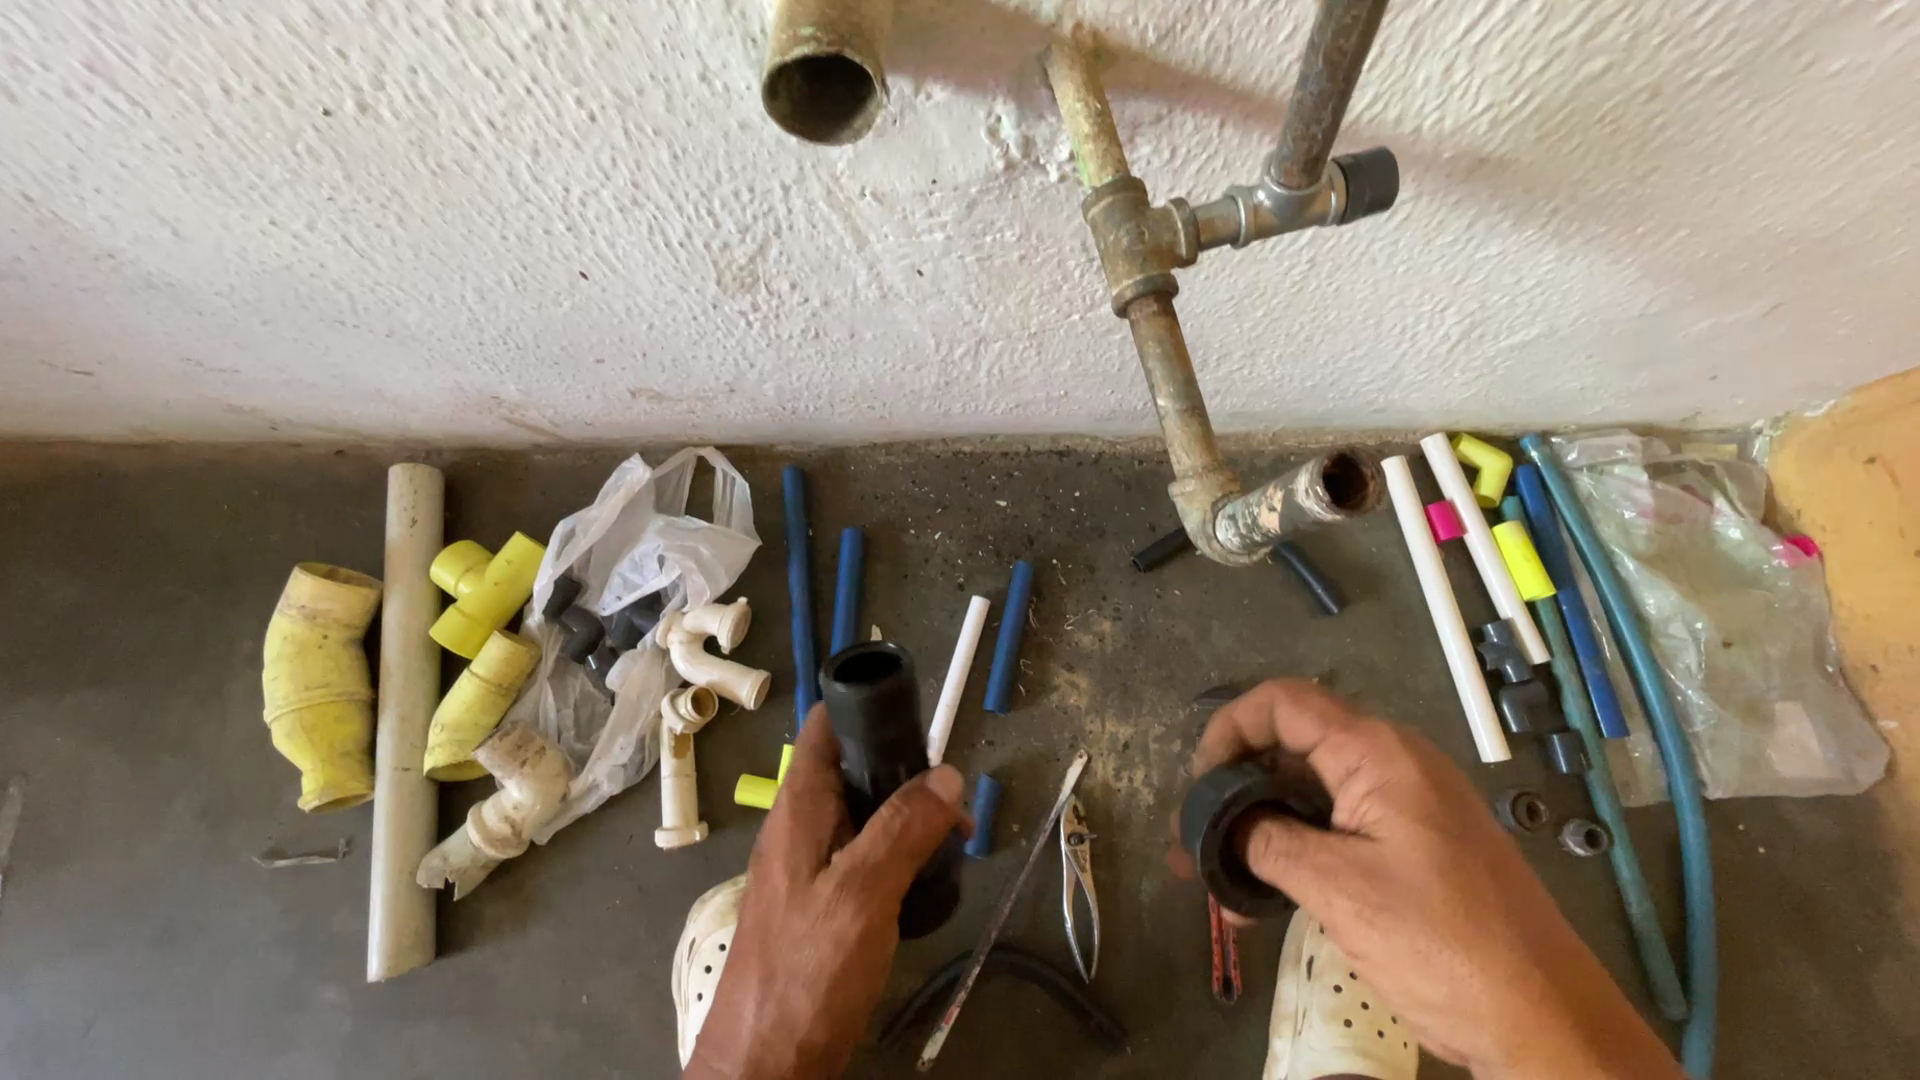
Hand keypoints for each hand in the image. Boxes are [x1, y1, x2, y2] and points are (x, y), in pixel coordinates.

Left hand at [685, 705, 966, 1079]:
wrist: (764, 1065)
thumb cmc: (807, 970)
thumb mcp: (861, 892)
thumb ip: (903, 828)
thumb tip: (946, 773)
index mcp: (799, 807)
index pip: (824, 727)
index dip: (864, 708)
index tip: (917, 717)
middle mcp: (799, 825)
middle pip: (851, 767)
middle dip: (903, 768)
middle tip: (955, 797)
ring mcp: (808, 864)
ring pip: (863, 812)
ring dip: (908, 813)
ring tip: (957, 836)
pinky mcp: (820, 900)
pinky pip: (862, 852)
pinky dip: (898, 849)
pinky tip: (930, 872)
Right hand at [1179, 680, 1683, 1079]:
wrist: (1550, 1024)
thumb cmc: (1443, 943)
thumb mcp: (1339, 889)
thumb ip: (1268, 840)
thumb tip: (1219, 822)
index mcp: (1377, 754)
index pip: (1283, 702)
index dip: (1229, 729)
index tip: (1199, 783)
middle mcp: (1390, 763)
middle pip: (1290, 746)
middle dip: (1233, 787)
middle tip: (1195, 837)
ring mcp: (1402, 805)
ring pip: (1306, 793)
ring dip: (1256, 827)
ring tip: (1215, 877)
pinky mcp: (1409, 844)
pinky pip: (1333, 827)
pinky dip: (1291, 851)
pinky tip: (1258, 897)